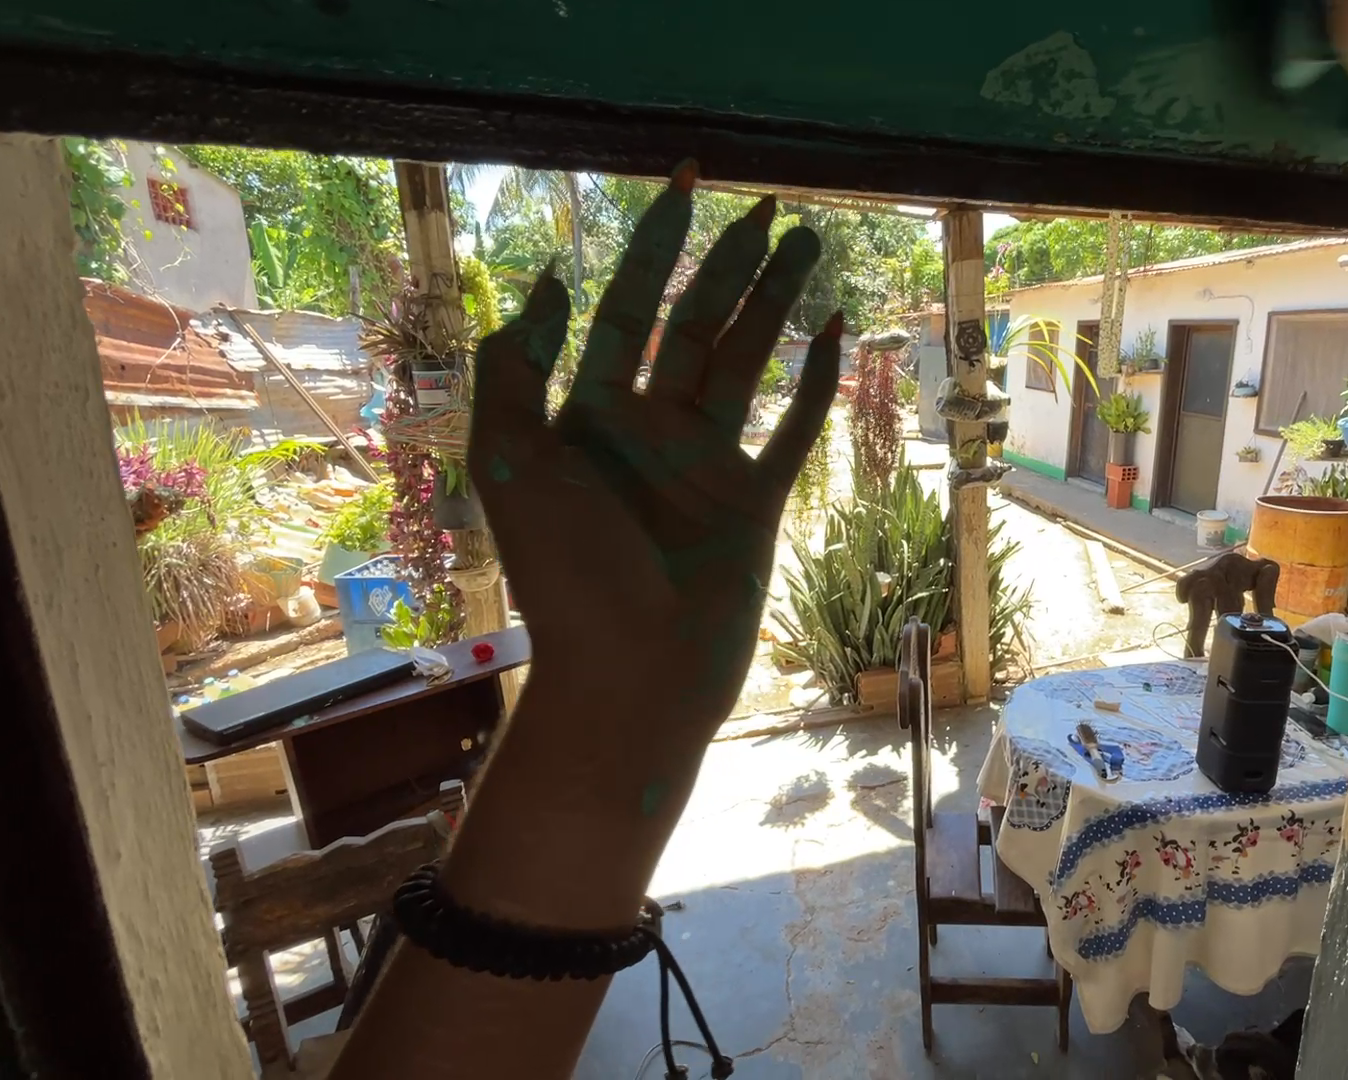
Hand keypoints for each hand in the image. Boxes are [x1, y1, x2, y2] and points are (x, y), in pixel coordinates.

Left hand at [468, 164, 840, 752]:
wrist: (635, 674)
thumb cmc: (570, 578)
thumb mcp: (513, 464)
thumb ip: (516, 369)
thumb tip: (550, 279)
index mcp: (590, 414)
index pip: (625, 307)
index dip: (654, 244)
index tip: (689, 184)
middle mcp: (651, 428)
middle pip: (696, 327)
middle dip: (730, 266)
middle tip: (769, 210)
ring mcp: (709, 463)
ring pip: (748, 366)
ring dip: (777, 308)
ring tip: (808, 249)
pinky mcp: (756, 499)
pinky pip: (791, 429)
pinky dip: (814, 384)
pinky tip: (834, 335)